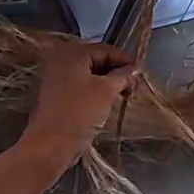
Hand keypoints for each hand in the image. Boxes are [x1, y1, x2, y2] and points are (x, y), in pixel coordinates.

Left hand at [21, 39, 136, 158]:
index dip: (126, 60)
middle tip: (134, 86)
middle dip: (117, 72)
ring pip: (90, 75)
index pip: (106, 50)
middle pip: (97, 60)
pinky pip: (82, 87)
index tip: (141, 74)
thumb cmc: (80, 112)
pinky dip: (96, 92)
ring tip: (124, 95)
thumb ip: (122, 76)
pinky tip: (108, 102)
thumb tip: (134, 70)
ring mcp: (58, 79)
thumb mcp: (107, 90)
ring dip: (108, 83)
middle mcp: (62, 61)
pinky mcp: (58, 96)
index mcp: (72, 54)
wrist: (52, 144)